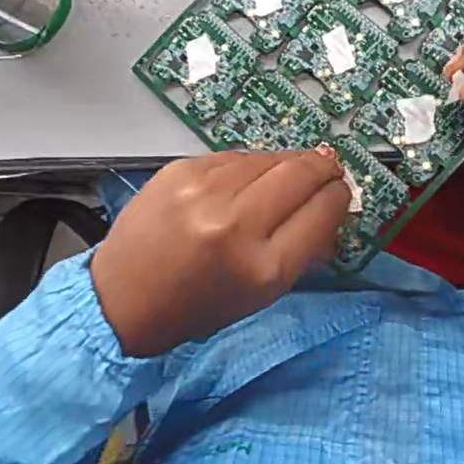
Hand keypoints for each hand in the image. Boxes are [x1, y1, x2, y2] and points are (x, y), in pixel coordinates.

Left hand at [90, 149, 350, 355]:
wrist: (123, 298)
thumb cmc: (193, 306)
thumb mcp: (260, 295)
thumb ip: (300, 250)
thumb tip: (330, 206)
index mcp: (263, 268)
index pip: (323, 211)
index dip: (339, 197)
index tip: (340, 192)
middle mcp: (234, 225)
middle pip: (301, 173)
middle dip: (323, 168)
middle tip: (328, 170)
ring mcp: (203, 192)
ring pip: (268, 157)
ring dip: (286, 163)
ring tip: (289, 172)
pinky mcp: (179, 171)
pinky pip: (232, 156)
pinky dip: (248, 165)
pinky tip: (249, 177)